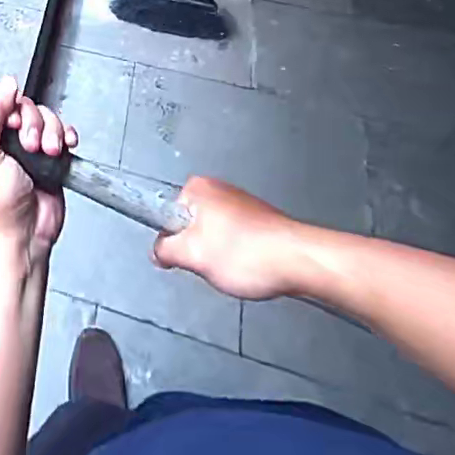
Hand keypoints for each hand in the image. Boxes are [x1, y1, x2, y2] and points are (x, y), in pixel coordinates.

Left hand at [0, 77, 76, 264]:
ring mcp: (26, 147)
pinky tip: (63, 148)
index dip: (6, 105)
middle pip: (22, 105)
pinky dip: (65, 136)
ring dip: (50, 131)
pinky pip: (61, 131)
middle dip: (31, 122)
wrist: (23, 237)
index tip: (9, 123)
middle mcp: (1, 138)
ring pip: (44, 116)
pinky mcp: (48, 157)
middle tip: (28, 145)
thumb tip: (4, 85)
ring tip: (46, 153)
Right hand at [152, 176, 307, 300]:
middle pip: (190, 225)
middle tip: (210, 264)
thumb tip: (158, 251)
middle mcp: (217, 188)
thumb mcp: (191, 256)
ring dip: (219, 254)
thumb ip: (164, 250)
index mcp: (197, 187)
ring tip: (235, 266)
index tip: (185, 256)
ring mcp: (238, 202)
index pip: (166, 215)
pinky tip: (249, 266)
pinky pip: (234, 239)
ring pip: (212, 235)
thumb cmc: (246, 253)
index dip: (173, 240)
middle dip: (197, 249)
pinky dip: (238, 254)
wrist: (297, 260)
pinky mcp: (256, 219)